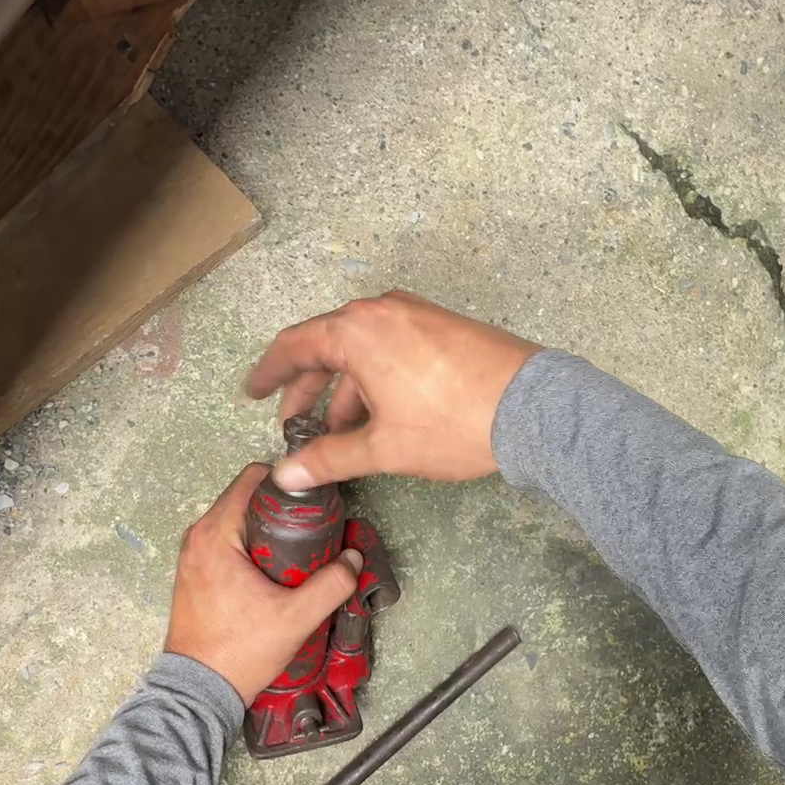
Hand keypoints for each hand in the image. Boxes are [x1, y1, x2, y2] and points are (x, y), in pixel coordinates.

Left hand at [165, 464, 361, 705]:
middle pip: (247, 496)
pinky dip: (253, 541)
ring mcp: (193, 553)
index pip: (253, 479)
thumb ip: (332, 585)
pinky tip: (276, 565)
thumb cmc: (238, 653)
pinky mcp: (196, 570)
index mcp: (216, 536)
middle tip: (312, 528)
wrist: (200, 690)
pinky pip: (229, 538)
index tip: (313, 501)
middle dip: (281, 506)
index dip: (288, 483)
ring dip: (268, 525)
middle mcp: (198, 537)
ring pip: (238, 517)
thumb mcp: (297, 618)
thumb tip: (353, 559)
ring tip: (299, 548)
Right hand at [243, 290, 542, 488]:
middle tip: (295, 426)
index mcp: (357, 329)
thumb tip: (287, 474)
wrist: (532, 409)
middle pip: (328, 348)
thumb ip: (330, 457)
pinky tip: (381, 416)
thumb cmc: (453, 423)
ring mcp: (417, 315)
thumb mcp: (384, 447)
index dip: (268, 374)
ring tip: (341, 435)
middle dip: (308, 391)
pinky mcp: (443, 328)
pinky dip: (377, 381)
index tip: (251, 392)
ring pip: (364, 352)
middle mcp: (383, 311)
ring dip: (347, 391)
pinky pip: (394, 350)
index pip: (294, 346)